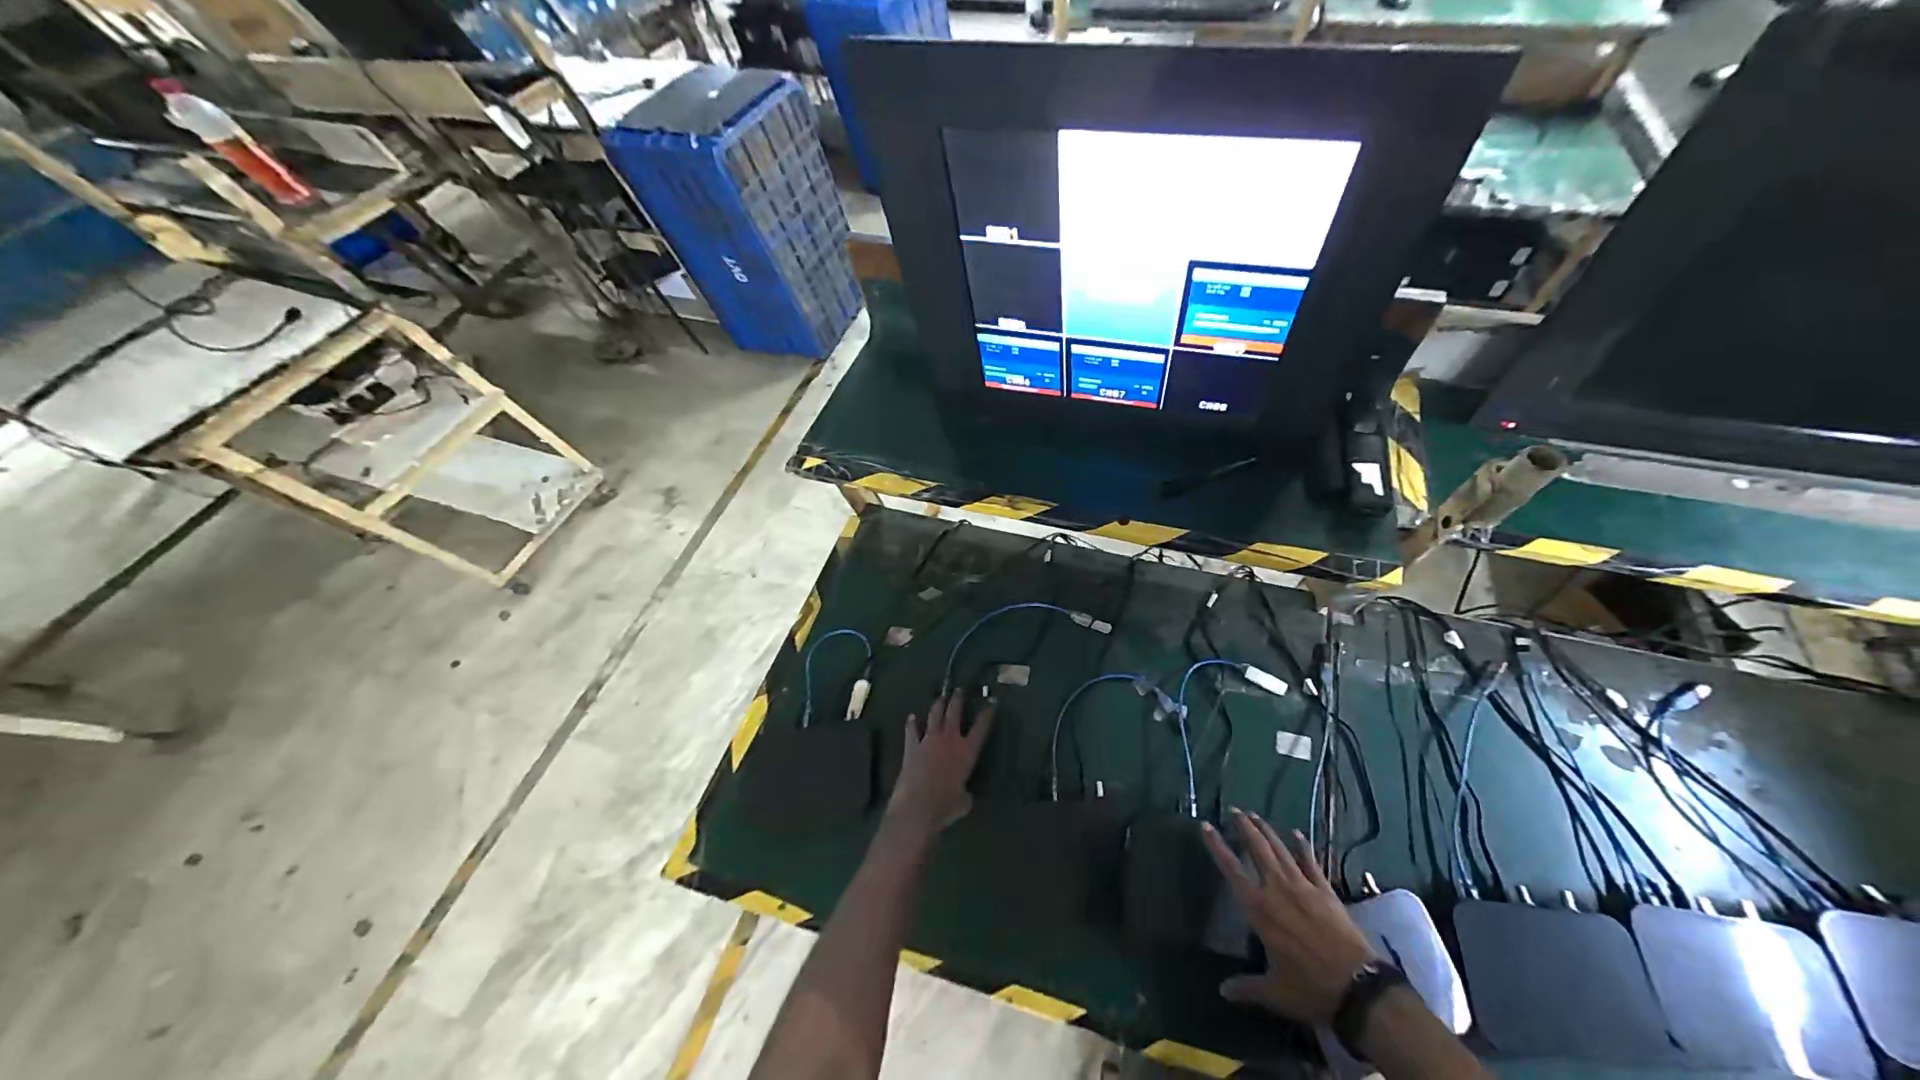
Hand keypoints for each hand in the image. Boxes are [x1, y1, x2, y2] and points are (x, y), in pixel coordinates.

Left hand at [885, 691, 993, 838]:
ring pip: (935, 715)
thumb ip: (965, 793)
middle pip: (955, 712)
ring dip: (938, 704)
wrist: (917, 807)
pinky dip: (912, 723)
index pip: (981, 727)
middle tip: (960, 690)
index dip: (987, 713)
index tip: (992, 701)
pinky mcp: (911, 746)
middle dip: (958, 699)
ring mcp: (928, 740)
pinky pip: (912, 730)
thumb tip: (963, 794)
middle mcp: (949, 740)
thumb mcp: (963, 802)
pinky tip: (911, 717)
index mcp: (967, 752)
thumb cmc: (945, 807)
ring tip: (941, 697)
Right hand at [1202, 809, 1377, 1023]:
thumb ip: (1247, 987)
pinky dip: (1303, 847)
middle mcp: (1277, 890)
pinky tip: (1297, 834)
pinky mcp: (1326, 892)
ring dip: (1267, 831)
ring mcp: (1304, 888)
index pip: (1231, 870)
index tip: (1206, 826)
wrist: (1359, 988)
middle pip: (1257, 850)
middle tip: (1234, 810)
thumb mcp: (1274, 992)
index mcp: (1258, 909)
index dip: (1217, 846)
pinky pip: (1311, 863)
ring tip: (1256, 815)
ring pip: (1281, 850)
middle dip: (1244, 828)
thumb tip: (1222, 991)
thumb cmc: (1310, 988)